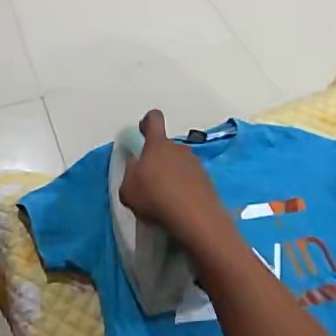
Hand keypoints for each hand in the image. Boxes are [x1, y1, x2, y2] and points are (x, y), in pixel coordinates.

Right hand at [118, 110, 238, 260]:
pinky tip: (178, 205)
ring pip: (179, 162)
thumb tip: (135, 164)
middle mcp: (179, 148)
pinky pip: (191, 178)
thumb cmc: (155, 196)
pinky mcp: (207, 180)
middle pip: (166, 146)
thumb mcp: (128, 189)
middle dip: (158, 159)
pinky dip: (184, 187)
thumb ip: (130, 173)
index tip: (143, 130)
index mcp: (158, 145)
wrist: (194, 216)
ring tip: (164, 197)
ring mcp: (195, 163)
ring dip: (172, 174)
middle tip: (149, 180)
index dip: (148, 121)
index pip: (154, 119)